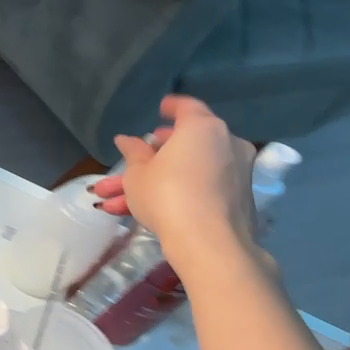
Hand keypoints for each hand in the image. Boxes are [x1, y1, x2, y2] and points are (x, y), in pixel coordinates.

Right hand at [91, 96, 257, 257]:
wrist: (208, 242)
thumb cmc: (166, 194)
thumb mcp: (137, 173)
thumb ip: (134, 152)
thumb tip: (128, 140)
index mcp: (202, 128)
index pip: (187, 107)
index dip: (170, 106)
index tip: (159, 108)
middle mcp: (225, 144)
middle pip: (185, 142)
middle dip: (153, 154)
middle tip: (132, 159)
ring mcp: (235, 171)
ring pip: (186, 169)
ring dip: (152, 180)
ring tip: (113, 197)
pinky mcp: (236, 197)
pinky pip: (198, 186)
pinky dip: (172, 192)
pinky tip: (136, 211)